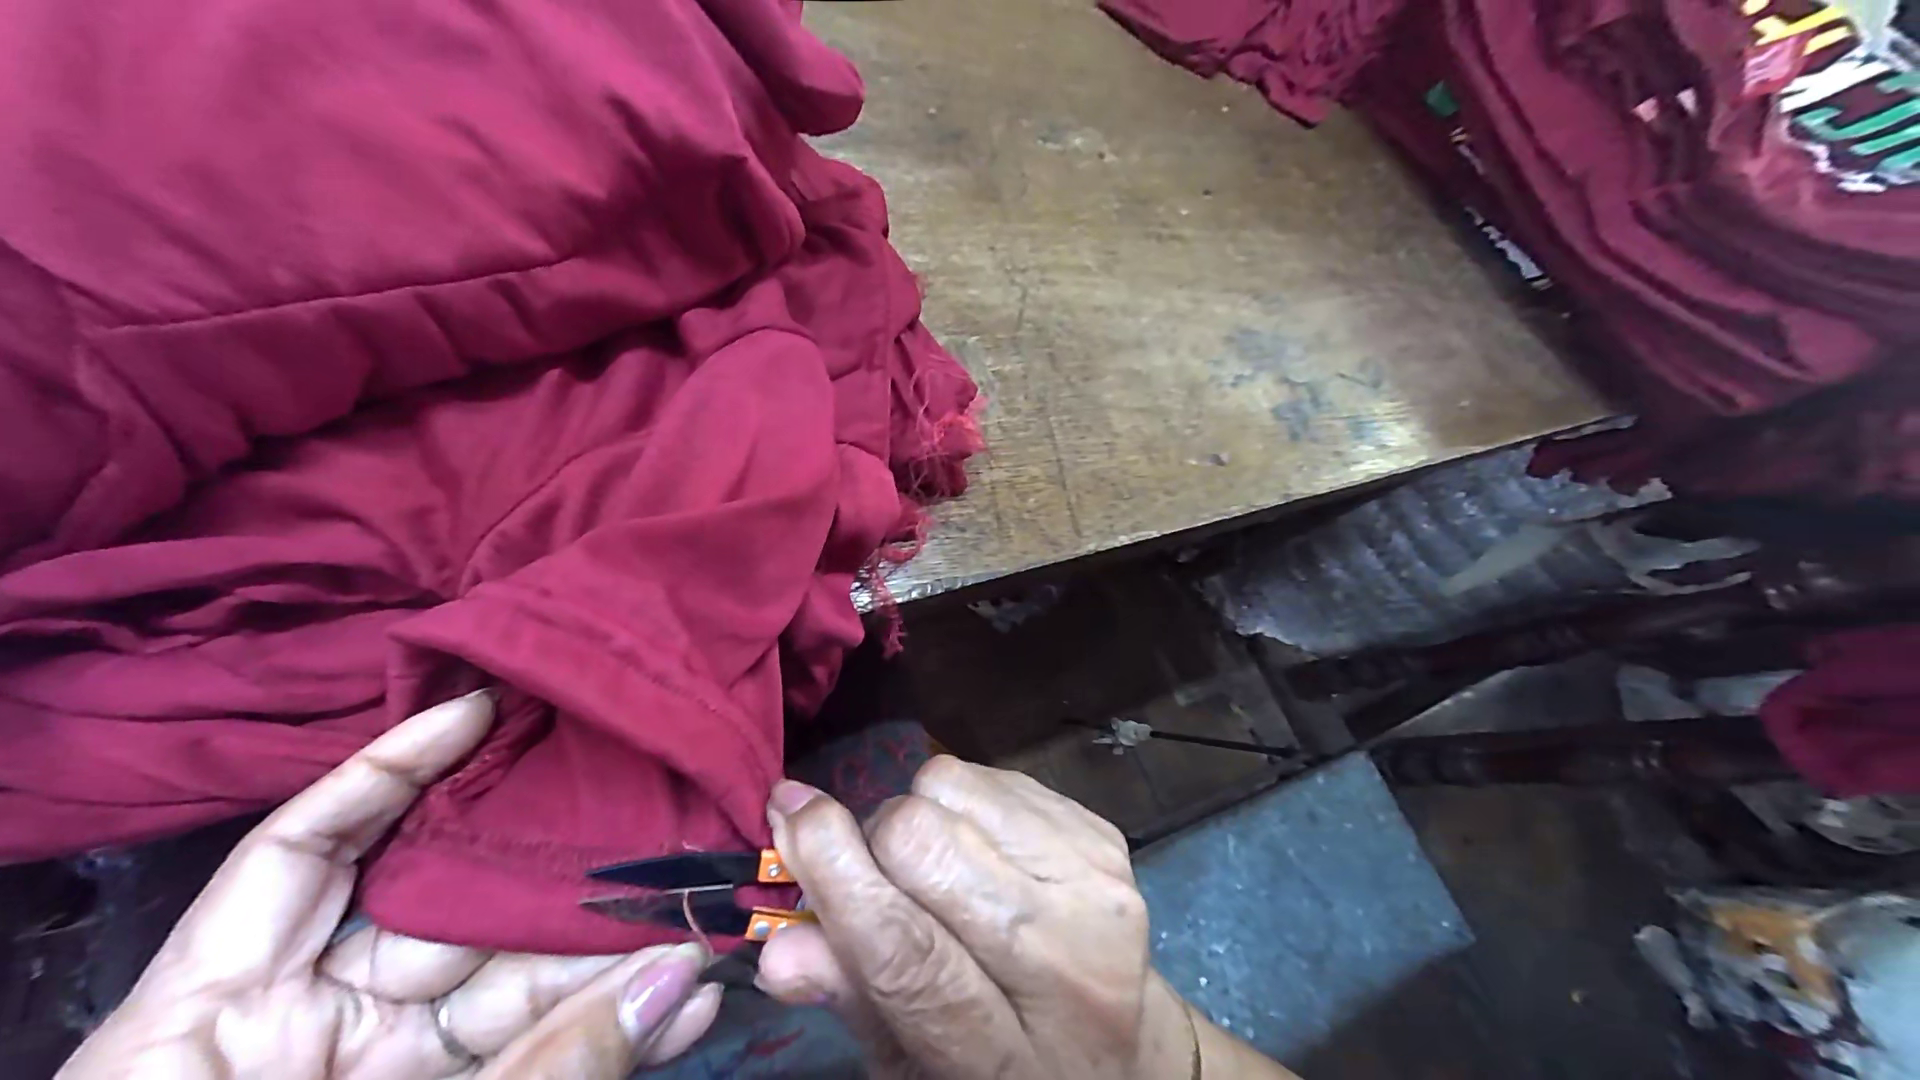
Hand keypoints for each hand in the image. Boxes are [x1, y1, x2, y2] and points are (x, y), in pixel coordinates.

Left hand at [58, 691, 720, 1079]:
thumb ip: (543, 1074)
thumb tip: (682, 977)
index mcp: (209, 1029)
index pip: (307, 850)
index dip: (392, 765)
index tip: (488, 705)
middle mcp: (304, 1031)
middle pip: (448, 910)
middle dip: (557, 870)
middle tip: (649, 813)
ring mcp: (381, 1074)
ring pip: (513, 983)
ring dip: (607, 958)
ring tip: (693, 912)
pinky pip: (535, 1050)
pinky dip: (605, 1029)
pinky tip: (681, 1003)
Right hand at [751, 756, 1199, 1078]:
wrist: (1129, 1046)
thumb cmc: (1002, 1061)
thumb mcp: (915, 1065)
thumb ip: (851, 998)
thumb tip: (776, 947)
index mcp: (1005, 1052)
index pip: (907, 953)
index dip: (836, 875)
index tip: (787, 811)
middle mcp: (1064, 960)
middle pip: (925, 844)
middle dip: (876, 837)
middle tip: (881, 865)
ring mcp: (1093, 883)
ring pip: (950, 787)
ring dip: (919, 811)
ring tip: (939, 860)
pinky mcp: (1102, 832)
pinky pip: (988, 773)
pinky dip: (962, 798)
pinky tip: (982, 844)